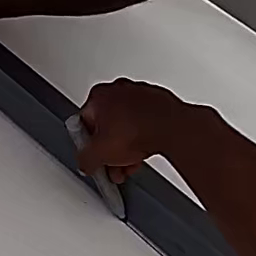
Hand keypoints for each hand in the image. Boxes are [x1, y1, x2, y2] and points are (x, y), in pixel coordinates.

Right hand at [76, 79, 200, 182]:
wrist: (171, 129)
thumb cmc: (138, 130)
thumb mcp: (99, 154)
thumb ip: (86, 160)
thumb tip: (86, 163)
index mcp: (99, 95)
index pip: (84, 123)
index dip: (88, 145)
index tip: (93, 157)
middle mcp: (119, 90)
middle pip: (108, 125)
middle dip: (110, 149)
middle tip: (113, 165)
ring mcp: (141, 95)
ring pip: (127, 125)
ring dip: (127, 147)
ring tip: (130, 163)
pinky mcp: (159, 103)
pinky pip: (145, 123)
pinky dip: (144, 138)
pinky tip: (144, 152)